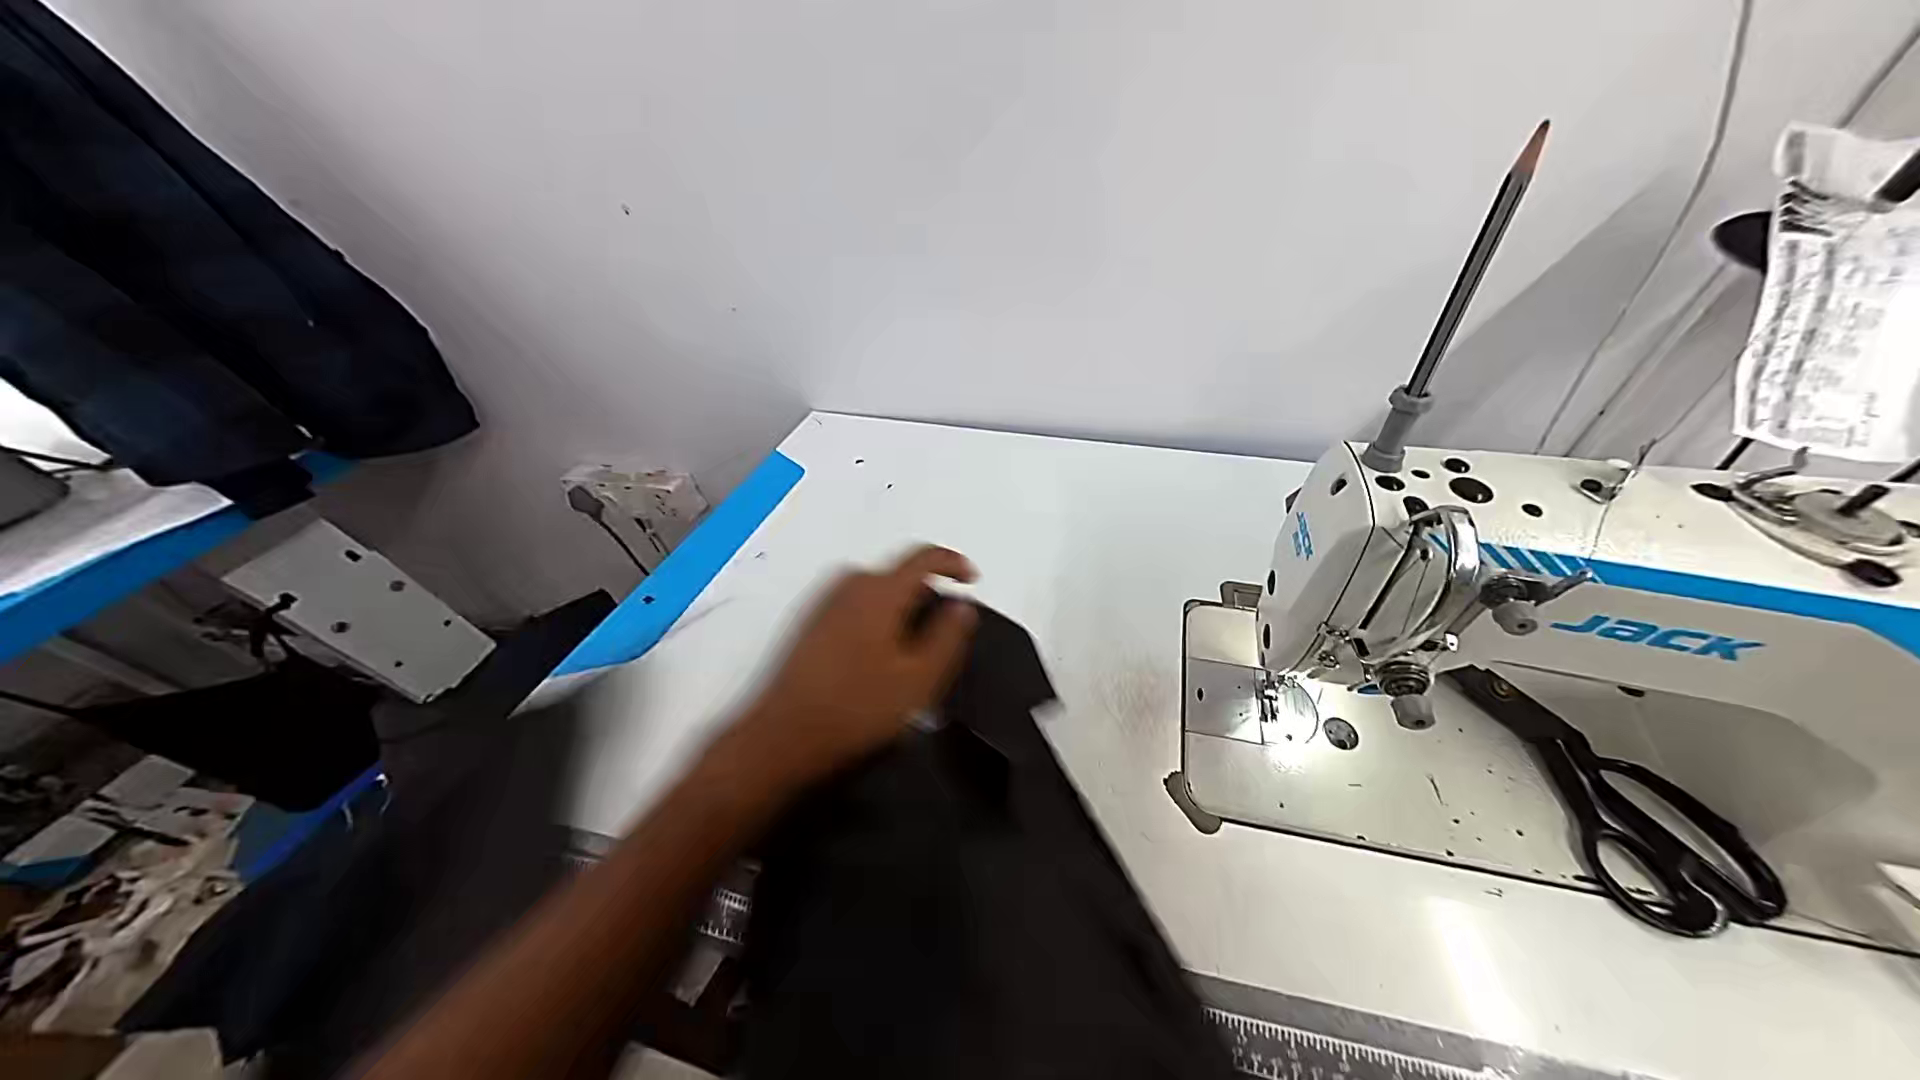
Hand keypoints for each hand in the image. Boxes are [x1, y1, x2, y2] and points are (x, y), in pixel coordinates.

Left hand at [739, 545, 978, 787]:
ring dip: (900, 611)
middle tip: (940, 636)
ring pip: (877, 593)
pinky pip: (856, 606)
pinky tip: (876, 660)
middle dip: (927, 596)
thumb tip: (962, 607)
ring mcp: (825, 602)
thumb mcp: (920, 678)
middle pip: (900, 575)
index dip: (955, 564)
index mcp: (879, 590)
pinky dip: (876, 620)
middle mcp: (849, 585)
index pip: (926, 556)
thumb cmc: (854, 708)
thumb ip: (948, 635)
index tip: (971, 581)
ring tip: (909, 655)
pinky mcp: (811, 622)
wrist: (784, 735)